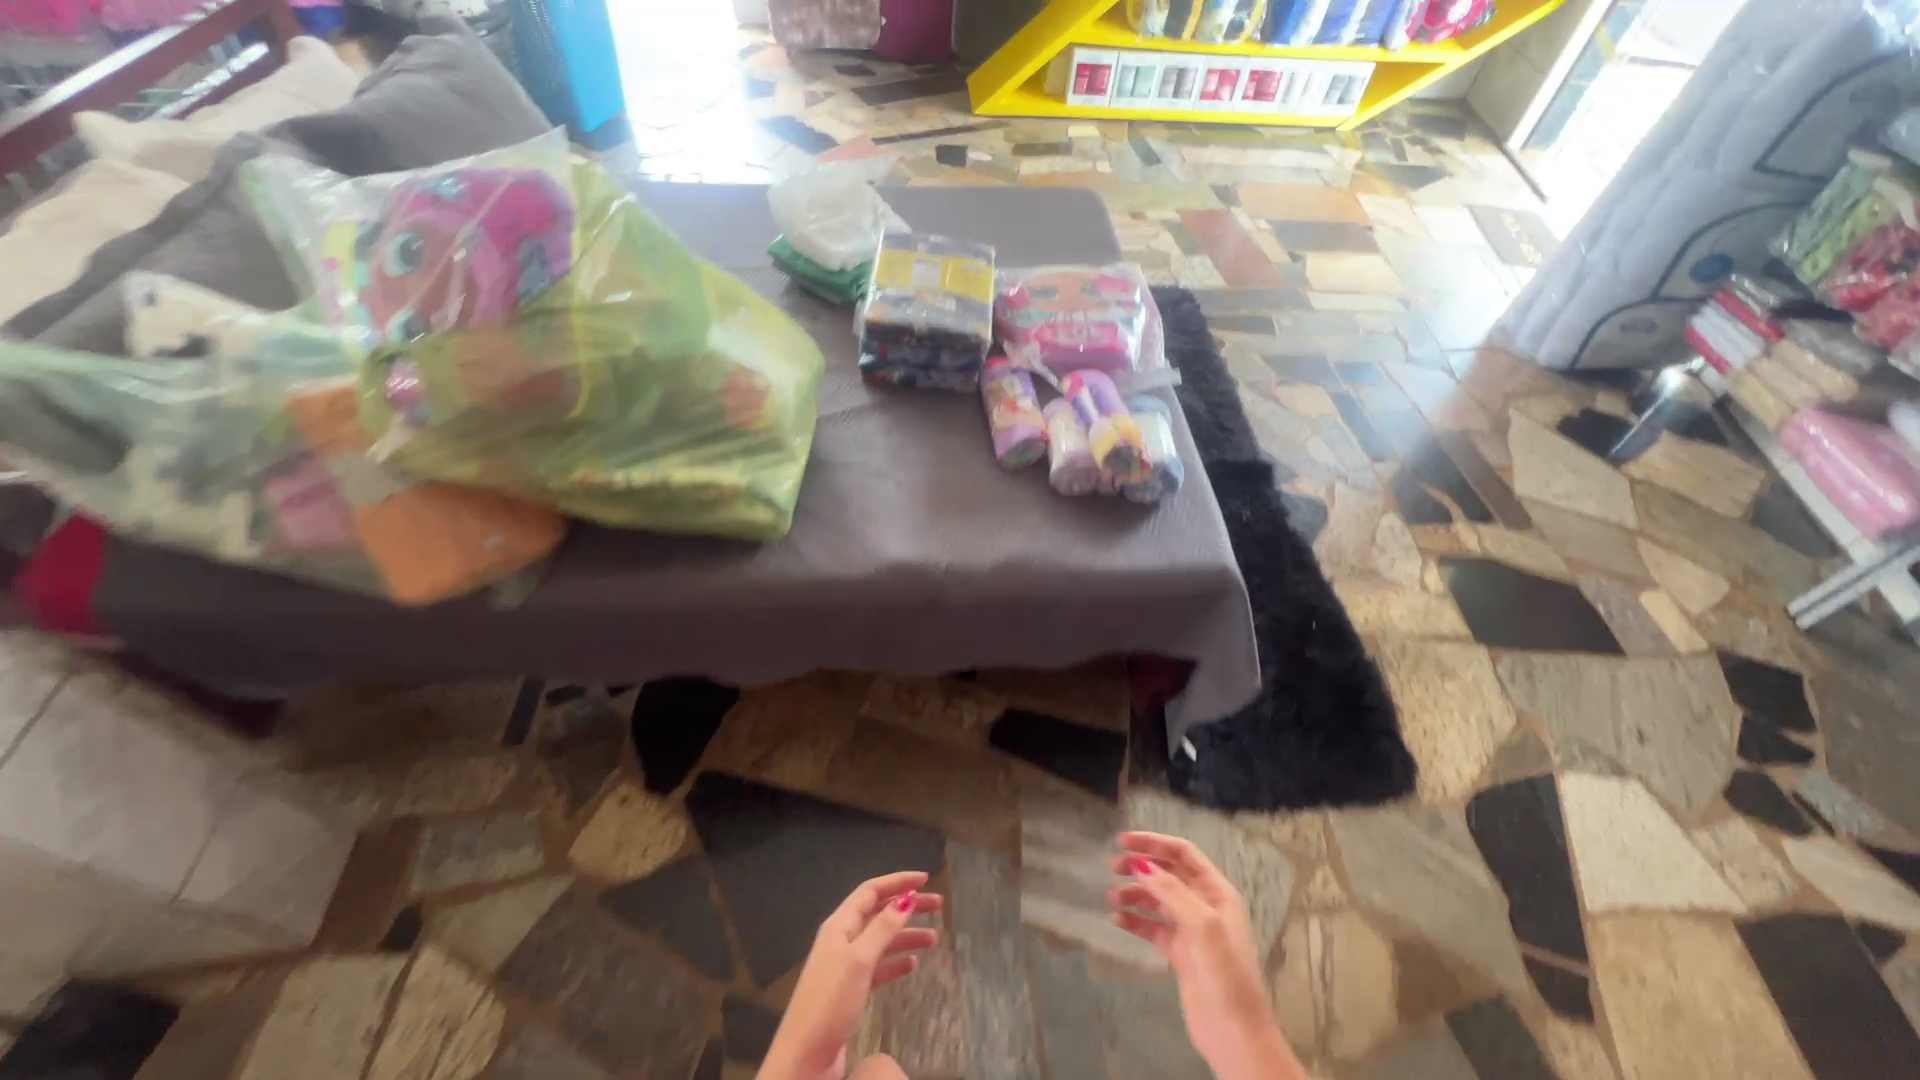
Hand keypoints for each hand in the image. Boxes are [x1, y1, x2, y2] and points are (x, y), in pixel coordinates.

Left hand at [758, 871, 942, 1079]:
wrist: (805, 1057)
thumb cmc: (830, 1001)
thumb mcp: (858, 960)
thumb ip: (882, 928)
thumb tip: (906, 899)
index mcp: (839, 925)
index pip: (870, 891)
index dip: (897, 882)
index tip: (926, 879)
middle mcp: (842, 940)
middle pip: (878, 913)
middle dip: (907, 907)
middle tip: (939, 905)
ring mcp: (845, 966)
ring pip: (881, 941)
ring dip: (906, 936)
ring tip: (933, 940)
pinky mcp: (850, 991)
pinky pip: (878, 967)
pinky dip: (895, 963)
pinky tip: (911, 965)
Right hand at [1109, 832, 1307, 1079]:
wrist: (1235, 1032)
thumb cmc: (1224, 972)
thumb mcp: (1202, 925)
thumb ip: (1171, 891)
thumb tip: (1141, 863)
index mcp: (1217, 893)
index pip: (1183, 855)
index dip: (1154, 843)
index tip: (1123, 840)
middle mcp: (1205, 906)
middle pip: (1169, 874)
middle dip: (1142, 865)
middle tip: (1113, 867)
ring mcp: (1192, 931)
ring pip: (1158, 900)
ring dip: (1135, 894)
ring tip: (1112, 897)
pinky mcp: (1180, 954)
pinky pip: (1153, 928)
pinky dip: (1136, 921)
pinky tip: (1117, 920)